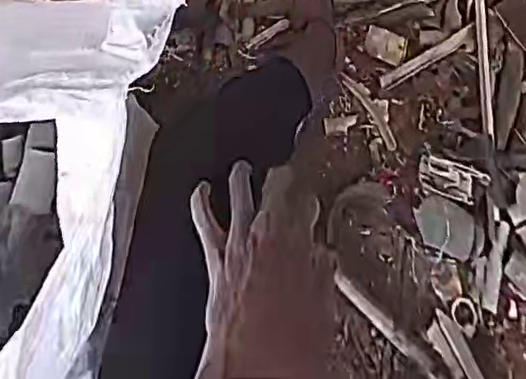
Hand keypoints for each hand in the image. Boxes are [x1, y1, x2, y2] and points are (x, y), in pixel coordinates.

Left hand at [191, 163, 338, 378]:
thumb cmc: (287, 351)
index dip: (309, 199)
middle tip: (284, 173)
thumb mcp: (321, 314)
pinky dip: (201, 200)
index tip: (311, 200)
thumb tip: (325, 259)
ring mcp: (237, 242)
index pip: (305, 204)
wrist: (248, 373)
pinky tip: (201, 190)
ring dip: (242, 176)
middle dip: (281, 177)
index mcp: (298, 245)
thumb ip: (322, 279)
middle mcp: (266, 235)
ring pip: (239, 192)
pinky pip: (204, 219)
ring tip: (243, 168)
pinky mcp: (215, 257)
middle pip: (275, 188)